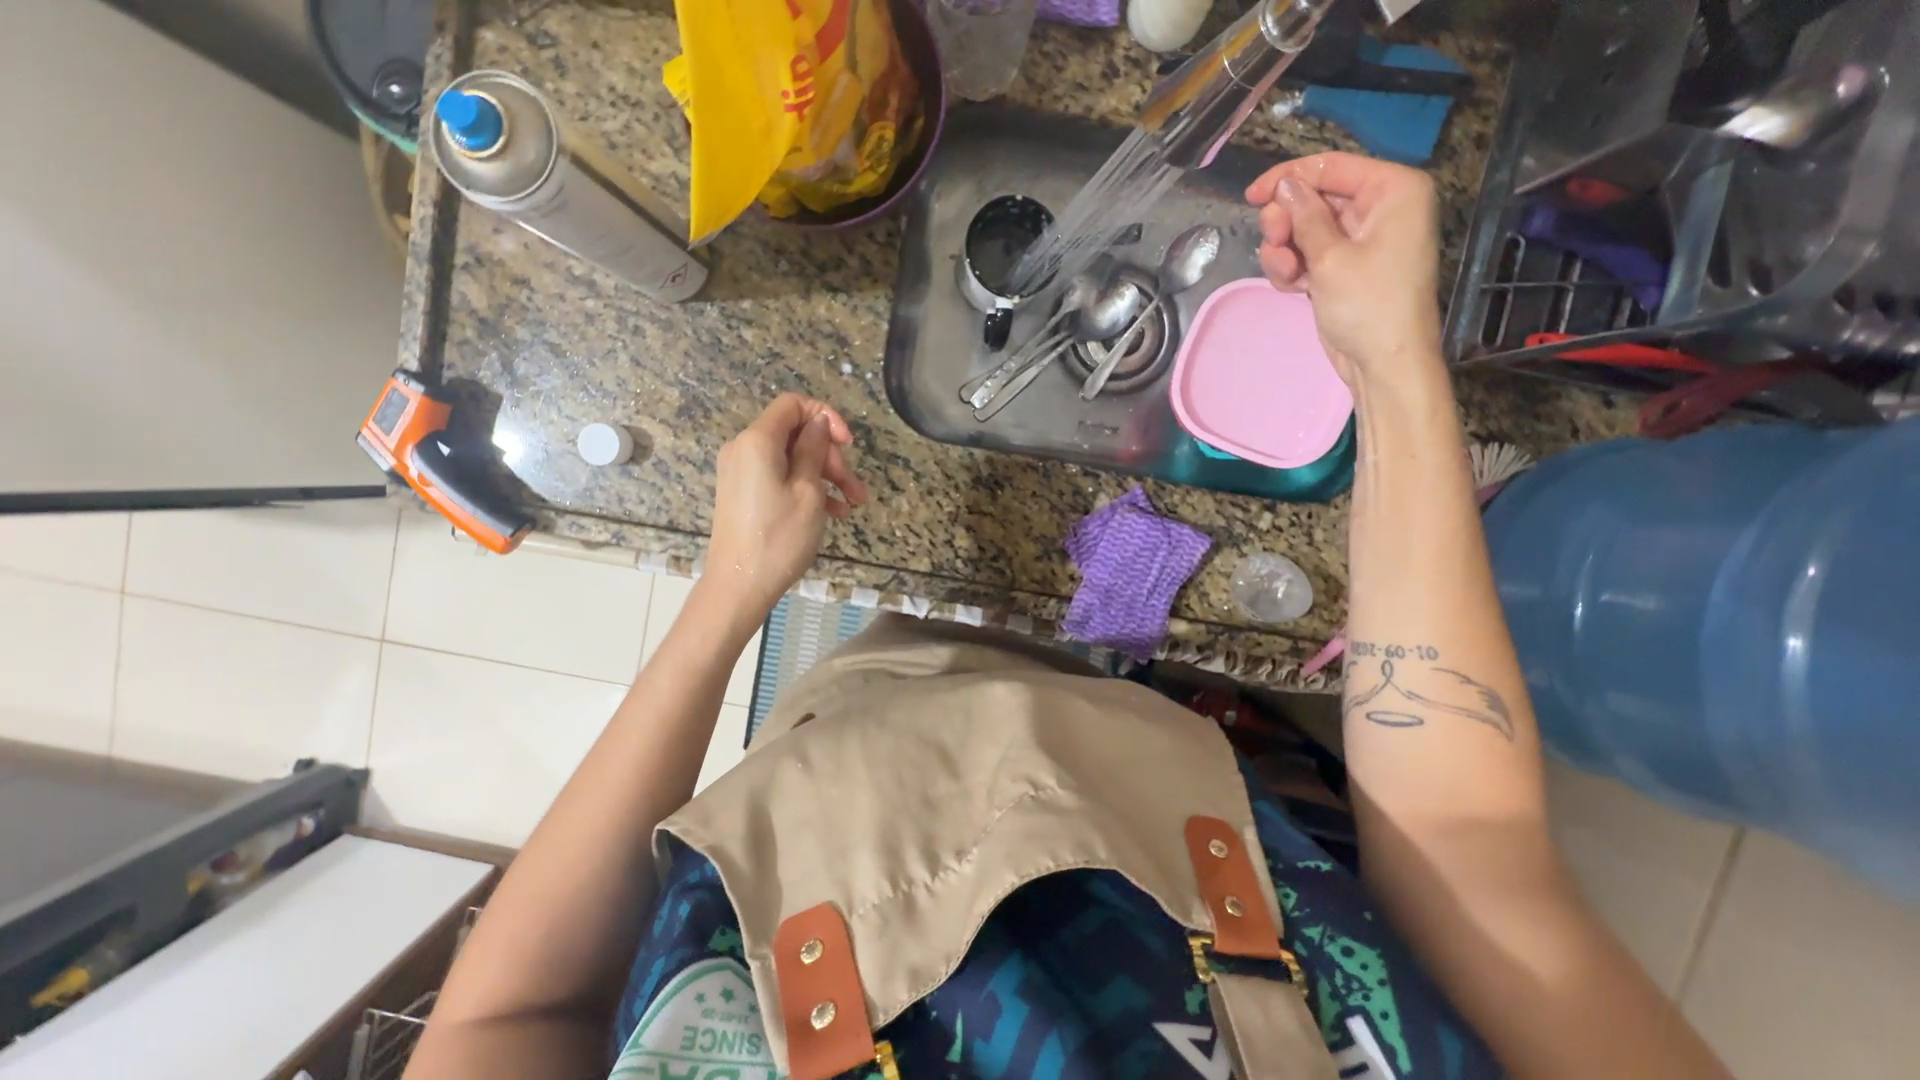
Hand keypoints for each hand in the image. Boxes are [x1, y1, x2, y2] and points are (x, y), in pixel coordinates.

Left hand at [704, 394, 867, 619]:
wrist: (739, 585)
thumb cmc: (779, 538)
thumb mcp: (808, 491)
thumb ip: (813, 449)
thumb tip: (818, 422)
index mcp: (757, 441)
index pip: (792, 405)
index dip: (825, 416)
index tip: (847, 443)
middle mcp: (743, 448)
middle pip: (794, 434)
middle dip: (829, 456)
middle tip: (854, 488)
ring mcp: (739, 472)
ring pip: (790, 458)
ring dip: (824, 476)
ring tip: (851, 506)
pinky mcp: (741, 493)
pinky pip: (777, 477)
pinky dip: (804, 487)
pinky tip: (831, 512)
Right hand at [1245, 152, 1444, 389]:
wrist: (1385, 363)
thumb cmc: (1368, 306)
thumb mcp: (1331, 257)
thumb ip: (1303, 216)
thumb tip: (1283, 185)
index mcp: (1392, 190)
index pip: (1331, 166)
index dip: (1287, 178)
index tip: (1251, 197)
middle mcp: (1380, 206)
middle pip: (1314, 196)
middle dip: (1286, 223)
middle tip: (1275, 245)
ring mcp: (1361, 238)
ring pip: (1305, 227)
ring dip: (1286, 250)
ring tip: (1287, 276)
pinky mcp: (1345, 266)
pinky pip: (1309, 252)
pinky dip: (1294, 267)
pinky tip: (1293, 287)